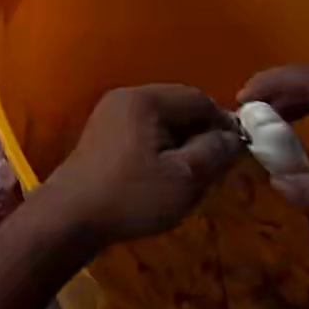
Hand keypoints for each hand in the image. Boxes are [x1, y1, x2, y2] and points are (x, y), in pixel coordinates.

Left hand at [44, 84, 243, 245]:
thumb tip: (234, 136)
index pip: (197, 98)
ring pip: (161, 118)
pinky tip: (163, 174)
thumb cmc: (132, 194)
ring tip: (191, 175)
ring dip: (181, 141)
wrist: (73, 212)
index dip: (221, 123)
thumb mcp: (184, 178)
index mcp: (146, 99)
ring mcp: (111, 111)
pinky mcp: (103, 130)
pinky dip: (160, 145)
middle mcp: (126, 95)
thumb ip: (213, 152)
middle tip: (214, 168)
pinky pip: (143, 127)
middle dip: (200, 132)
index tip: (235, 154)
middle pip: (178, 104)